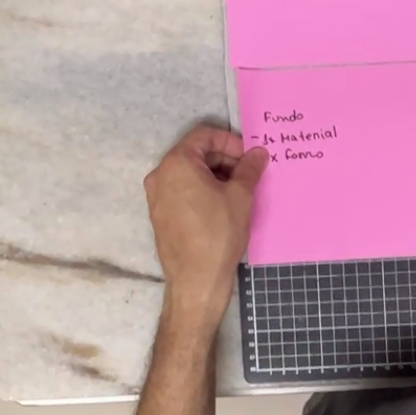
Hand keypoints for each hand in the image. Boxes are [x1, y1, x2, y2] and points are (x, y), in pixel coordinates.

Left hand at [144, 126, 267, 322]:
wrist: (196, 280)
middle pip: (196, 153)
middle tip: (248, 176)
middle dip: (225, 159)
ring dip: (216, 176)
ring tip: (239, 193)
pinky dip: (203, 191)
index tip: (249, 158)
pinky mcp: (160, 214)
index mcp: (177, 163)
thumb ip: (249, 169)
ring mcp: (157, 196)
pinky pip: (183, 191)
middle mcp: (160, 175)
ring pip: (189, 173)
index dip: (231, 142)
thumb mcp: (240, 197)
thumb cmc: (219, 234)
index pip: (204, 135)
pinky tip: (223, 207)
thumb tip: (258, 152)